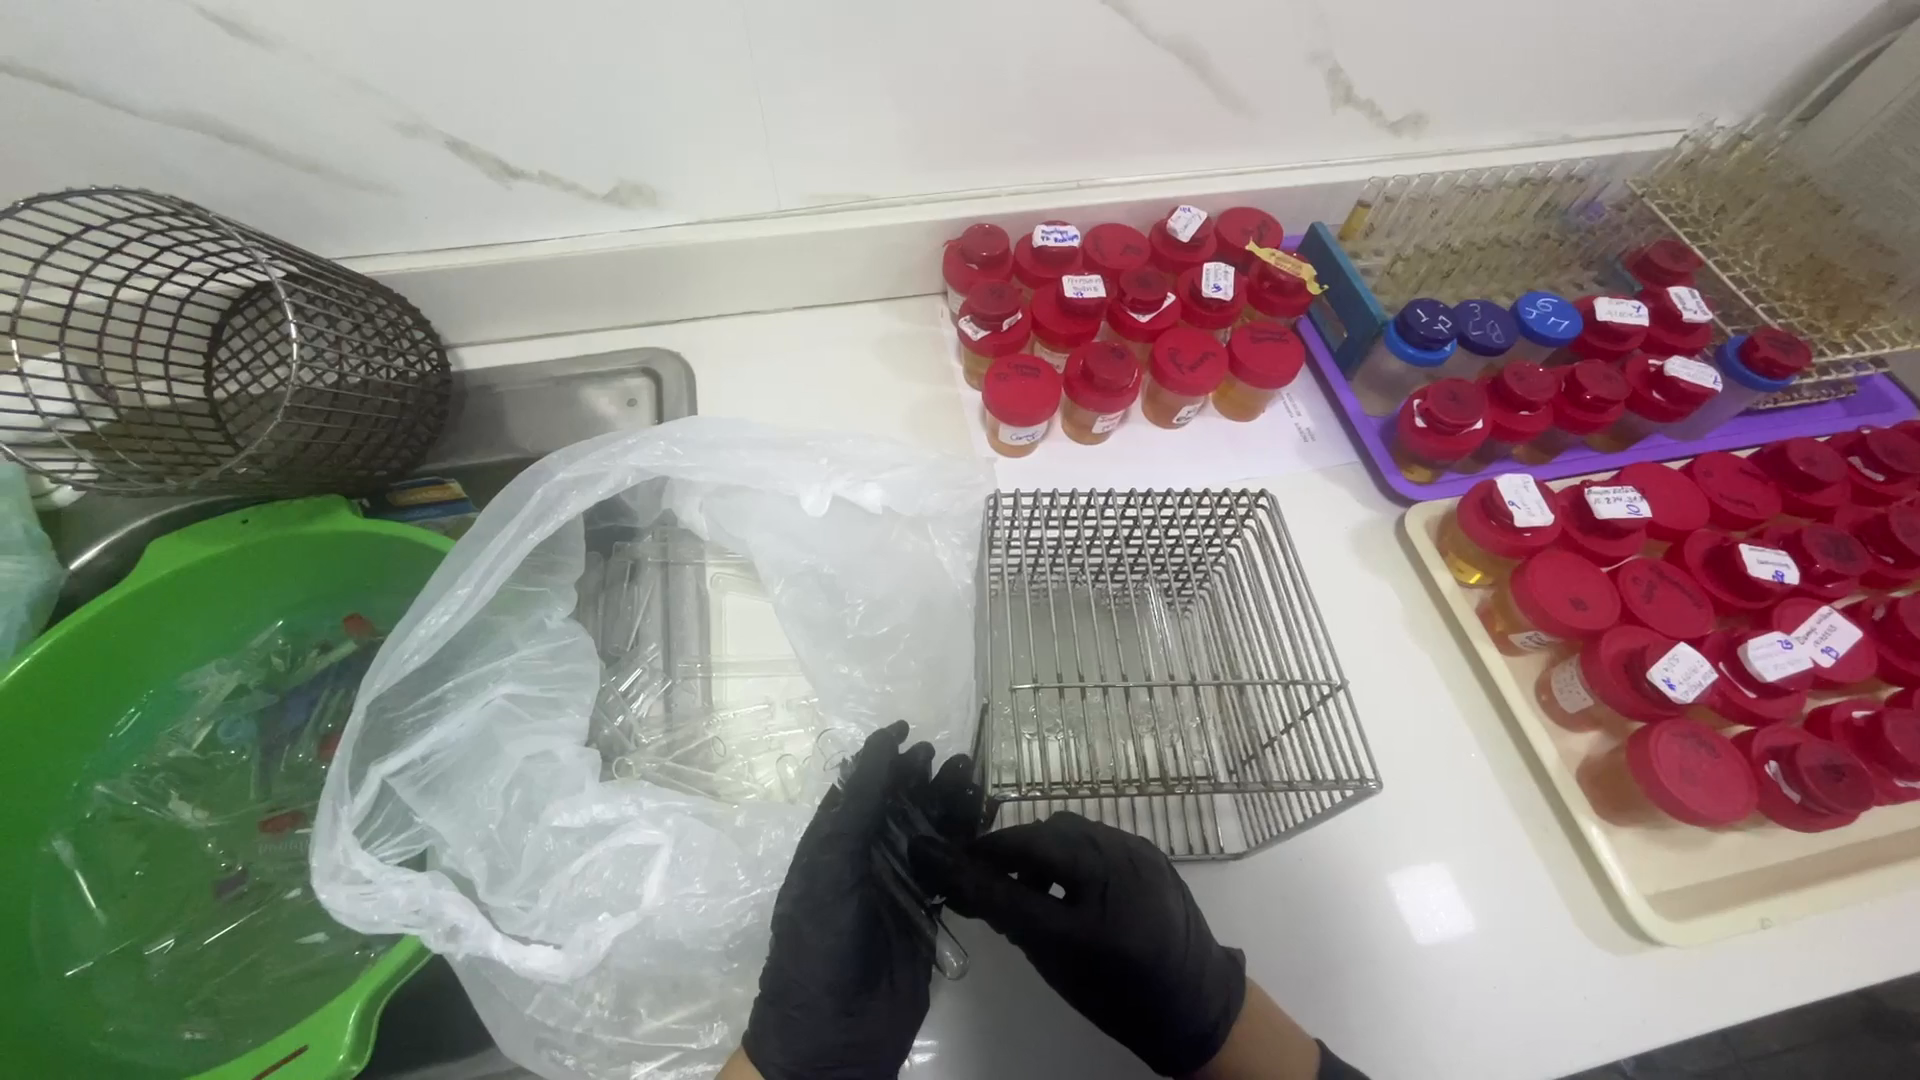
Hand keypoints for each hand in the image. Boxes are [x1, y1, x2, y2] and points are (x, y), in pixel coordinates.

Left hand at [741, 721, 978, 1079]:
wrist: (833, 1035)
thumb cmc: (819, 942)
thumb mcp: (830, 868)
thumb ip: (856, 809)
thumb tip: (881, 750)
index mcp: (832, 842)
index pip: (860, 787)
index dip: (882, 758)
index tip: (908, 730)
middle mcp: (864, 856)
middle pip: (899, 803)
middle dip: (923, 777)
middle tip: (951, 758)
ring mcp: (896, 883)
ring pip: (928, 829)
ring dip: (949, 803)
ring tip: (973, 778)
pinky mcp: (925, 910)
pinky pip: (948, 865)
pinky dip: (967, 841)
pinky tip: (985, 819)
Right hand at [910, 812, 1245, 1077]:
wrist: (1196, 1002)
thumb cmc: (1119, 995)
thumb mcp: (1058, 964)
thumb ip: (1013, 918)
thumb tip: (969, 885)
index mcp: (1091, 917)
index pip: (1013, 883)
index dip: (970, 868)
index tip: (935, 854)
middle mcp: (1115, 869)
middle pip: (1040, 839)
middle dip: (1004, 849)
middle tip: (979, 867)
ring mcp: (1135, 852)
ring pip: (1066, 829)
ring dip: (1036, 847)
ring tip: (1026, 879)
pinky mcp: (1147, 847)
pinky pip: (1093, 835)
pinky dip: (1067, 848)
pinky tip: (1063, 876)